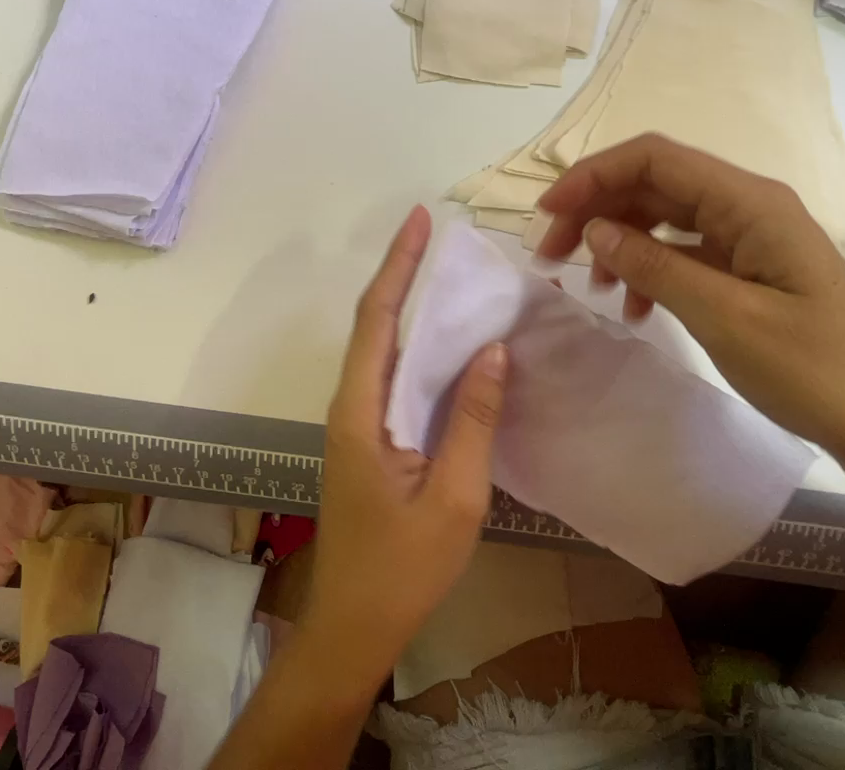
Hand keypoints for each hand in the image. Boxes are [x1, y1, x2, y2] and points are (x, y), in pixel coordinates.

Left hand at [303, 205, 508, 685]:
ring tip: (454, 280)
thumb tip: (492, 350)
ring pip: (386, 352)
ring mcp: (358, 425)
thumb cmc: (403, 566)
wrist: (354, 624)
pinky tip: (453, 348)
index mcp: (361, 411)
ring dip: (413, 312)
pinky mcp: (371, 442)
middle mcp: (352, 406)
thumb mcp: (453, 496)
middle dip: (405, 276)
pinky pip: (396, 381)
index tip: (420, 220)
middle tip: (444, 239)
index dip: (398, 266)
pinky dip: (421, 352)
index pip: (377, 319)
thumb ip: (471, 421)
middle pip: (377, 326)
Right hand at [535, 134, 844, 469]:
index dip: (592, 176)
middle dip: (598, 211)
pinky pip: (689, 254)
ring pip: (669, 220)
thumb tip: (596, 230)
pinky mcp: (755, 272)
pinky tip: (637, 309)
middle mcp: (750, 206)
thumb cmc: (816, 370)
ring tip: (594, 290)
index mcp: (749, 202)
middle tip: (552, 258)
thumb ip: (656, 267)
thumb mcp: (725, 318)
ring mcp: (754, 239)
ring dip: (622, 243)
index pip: (654, 159)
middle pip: (656, 185)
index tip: (546, 216)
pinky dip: (652, 272)